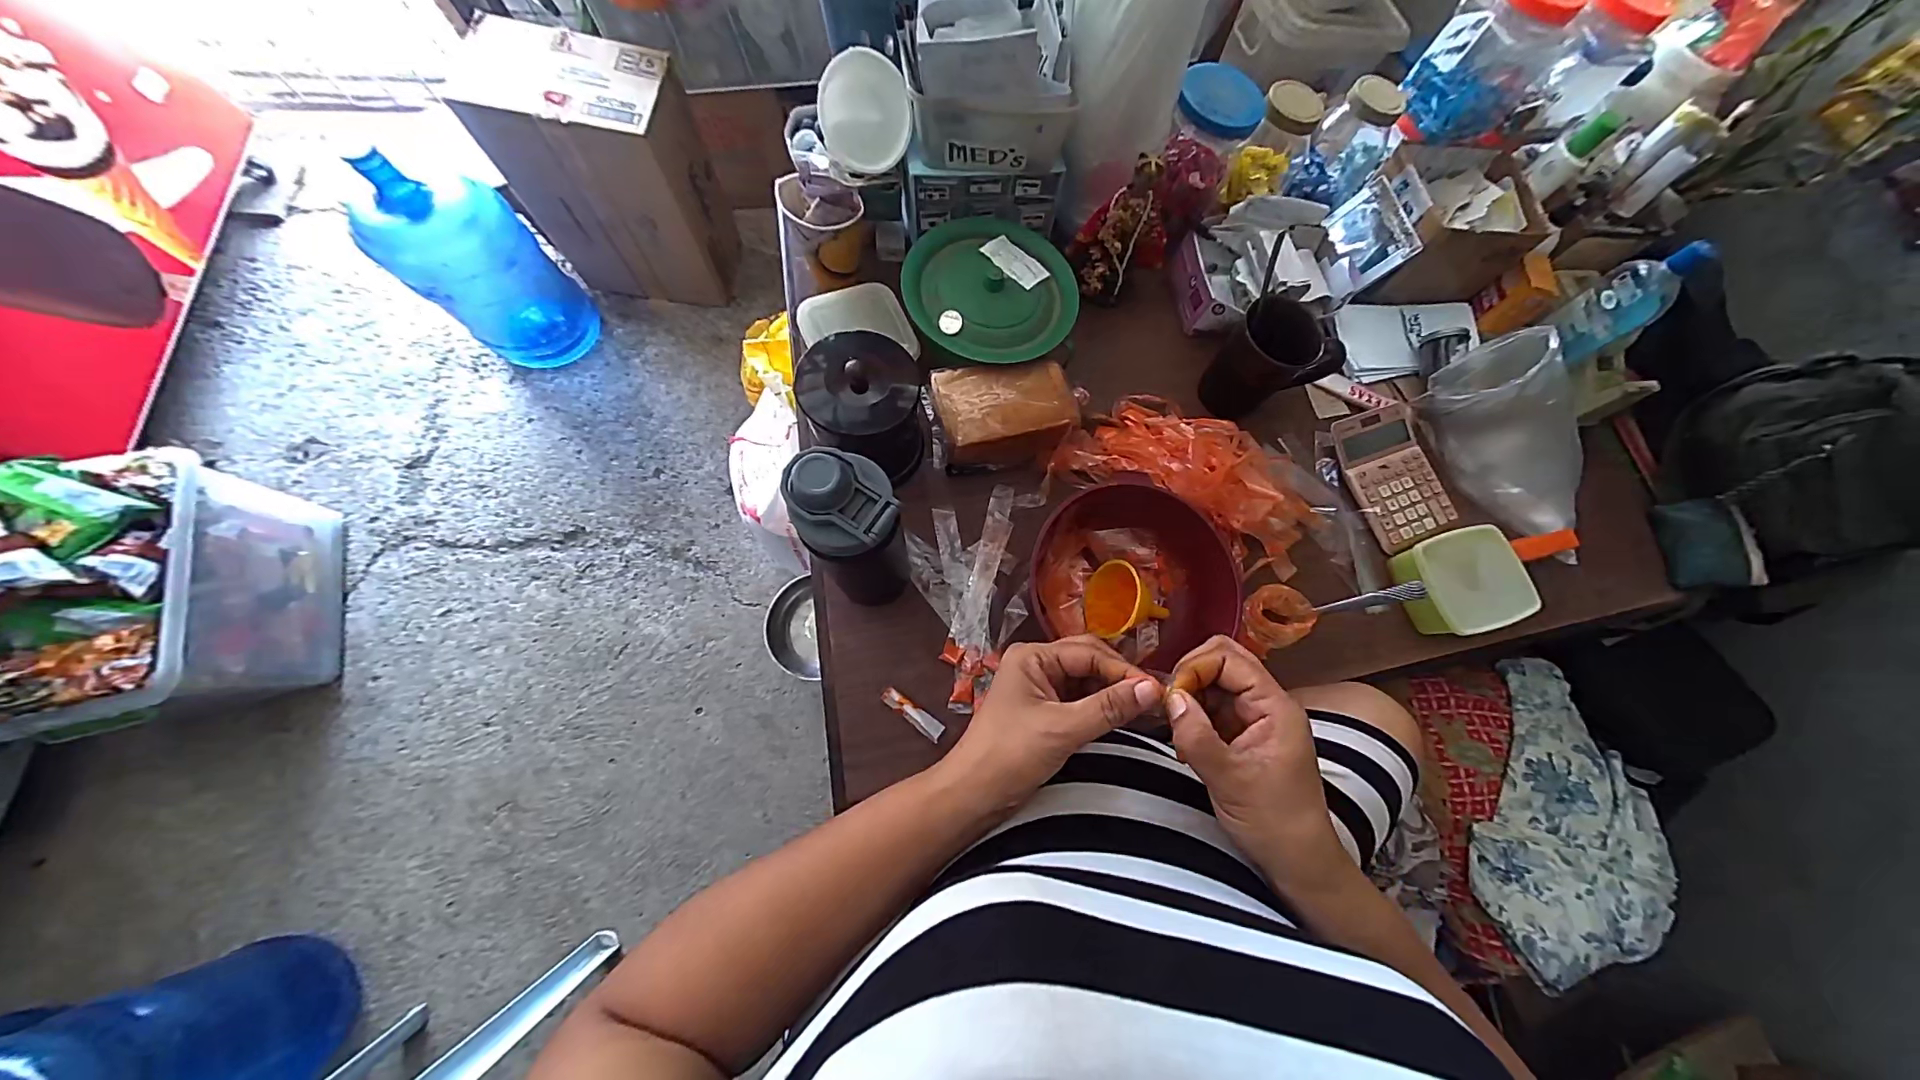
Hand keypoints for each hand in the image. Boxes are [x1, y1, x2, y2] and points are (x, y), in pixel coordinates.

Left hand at [939, 636, 1162, 812]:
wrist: (972, 794)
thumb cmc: (1009, 755)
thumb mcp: (1062, 730)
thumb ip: (1107, 708)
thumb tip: (1153, 689)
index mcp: (1032, 656)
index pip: (1089, 653)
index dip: (1124, 670)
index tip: (1158, 690)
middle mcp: (1036, 665)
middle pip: (1089, 662)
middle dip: (1120, 678)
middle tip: (1156, 698)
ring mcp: (1039, 688)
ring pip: (1087, 682)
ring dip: (1113, 694)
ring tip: (1148, 708)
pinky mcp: (1044, 712)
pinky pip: (1080, 701)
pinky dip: (1102, 708)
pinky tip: (1124, 717)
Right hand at [1166, 636, 1352, 893]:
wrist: (1298, 861)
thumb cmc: (1274, 823)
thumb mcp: (1230, 780)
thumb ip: (1197, 735)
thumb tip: (1170, 698)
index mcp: (1274, 707)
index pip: (1229, 658)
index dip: (1195, 668)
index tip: (1173, 697)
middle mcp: (1265, 704)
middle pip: (1221, 661)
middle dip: (1189, 676)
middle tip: (1169, 706)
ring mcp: (1253, 718)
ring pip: (1212, 683)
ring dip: (1188, 698)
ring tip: (1175, 729)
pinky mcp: (1240, 734)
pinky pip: (1210, 707)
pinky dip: (1191, 716)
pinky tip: (1184, 742)